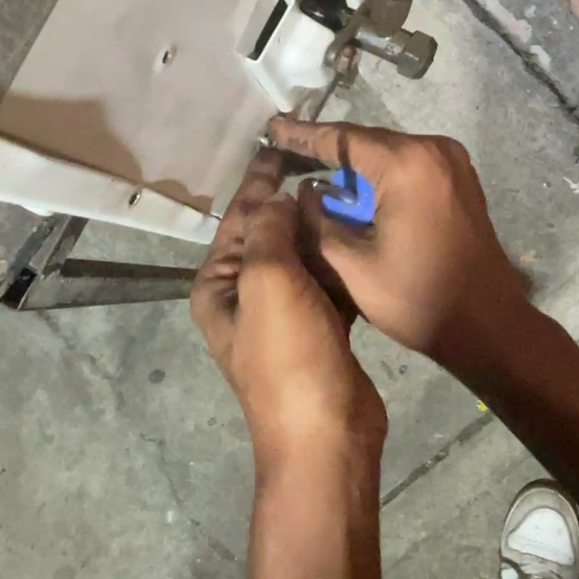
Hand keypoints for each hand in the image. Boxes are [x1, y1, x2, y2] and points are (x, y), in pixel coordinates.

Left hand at [192, 148, 387, 461]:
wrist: (326, 434)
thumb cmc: (289, 356)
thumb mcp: (268, 282)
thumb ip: (268, 231)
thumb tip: (274, 198)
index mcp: (220, 285)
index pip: (240, 217)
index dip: (259, 180)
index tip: (278, 144)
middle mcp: (246, 295)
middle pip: (270, 234)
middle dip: (293, 200)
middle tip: (324, 162)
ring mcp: (284, 314)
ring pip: (301, 257)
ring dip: (320, 228)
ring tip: (348, 191)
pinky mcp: (319, 328)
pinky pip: (326, 282)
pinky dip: (339, 261)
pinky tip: (359, 237)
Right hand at [267, 116, 529, 360]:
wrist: (488, 325)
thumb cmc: (418, 300)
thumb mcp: (353, 266)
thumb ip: (318, 222)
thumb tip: (302, 193)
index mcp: (406, 165)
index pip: (342, 139)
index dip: (302, 135)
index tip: (271, 128)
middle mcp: (432, 150)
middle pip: (365, 141)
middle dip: (326, 150)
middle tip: (283, 153)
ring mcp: (451, 162)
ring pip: (386, 153)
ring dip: (352, 165)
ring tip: (309, 169)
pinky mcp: (458, 179)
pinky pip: (407, 165)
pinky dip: (378, 175)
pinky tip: (352, 189)